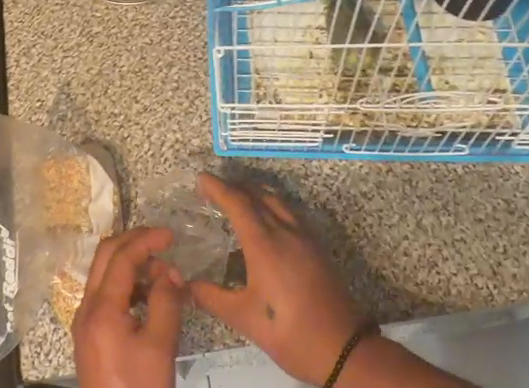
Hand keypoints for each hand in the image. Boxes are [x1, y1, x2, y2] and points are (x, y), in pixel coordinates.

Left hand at [73, 227, 187, 387]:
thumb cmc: (141, 387)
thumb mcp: (160, 346)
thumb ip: (166, 301)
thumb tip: (170, 272)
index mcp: (100, 308)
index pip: (121, 257)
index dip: (146, 240)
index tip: (172, 236)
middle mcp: (85, 308)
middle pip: (105, 258)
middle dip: (134, 243)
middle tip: (163, 243)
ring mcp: (84, 323)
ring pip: (104, 276)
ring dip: (132, 265)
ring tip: (164, 275)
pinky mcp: (90, 337)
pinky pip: (105, 296)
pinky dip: (127, 286)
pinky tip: (150, 297)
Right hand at [188, 174, 361, 385]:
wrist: (342, 349)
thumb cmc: (288, 332)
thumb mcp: (243, 318)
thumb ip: (211, 297)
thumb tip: (186, 284)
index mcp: (264, 242)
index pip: (236, 202)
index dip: (217, 187)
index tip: (201, 178)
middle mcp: (285, 231)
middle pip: (257, 195)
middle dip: (234, 187)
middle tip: (214, 188)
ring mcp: (305, 238)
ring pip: (277, 202)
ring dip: (255, 194)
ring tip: (238, 199)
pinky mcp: (317, 249)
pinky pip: (290, 214)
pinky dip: (272, 207)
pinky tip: (267, 223)